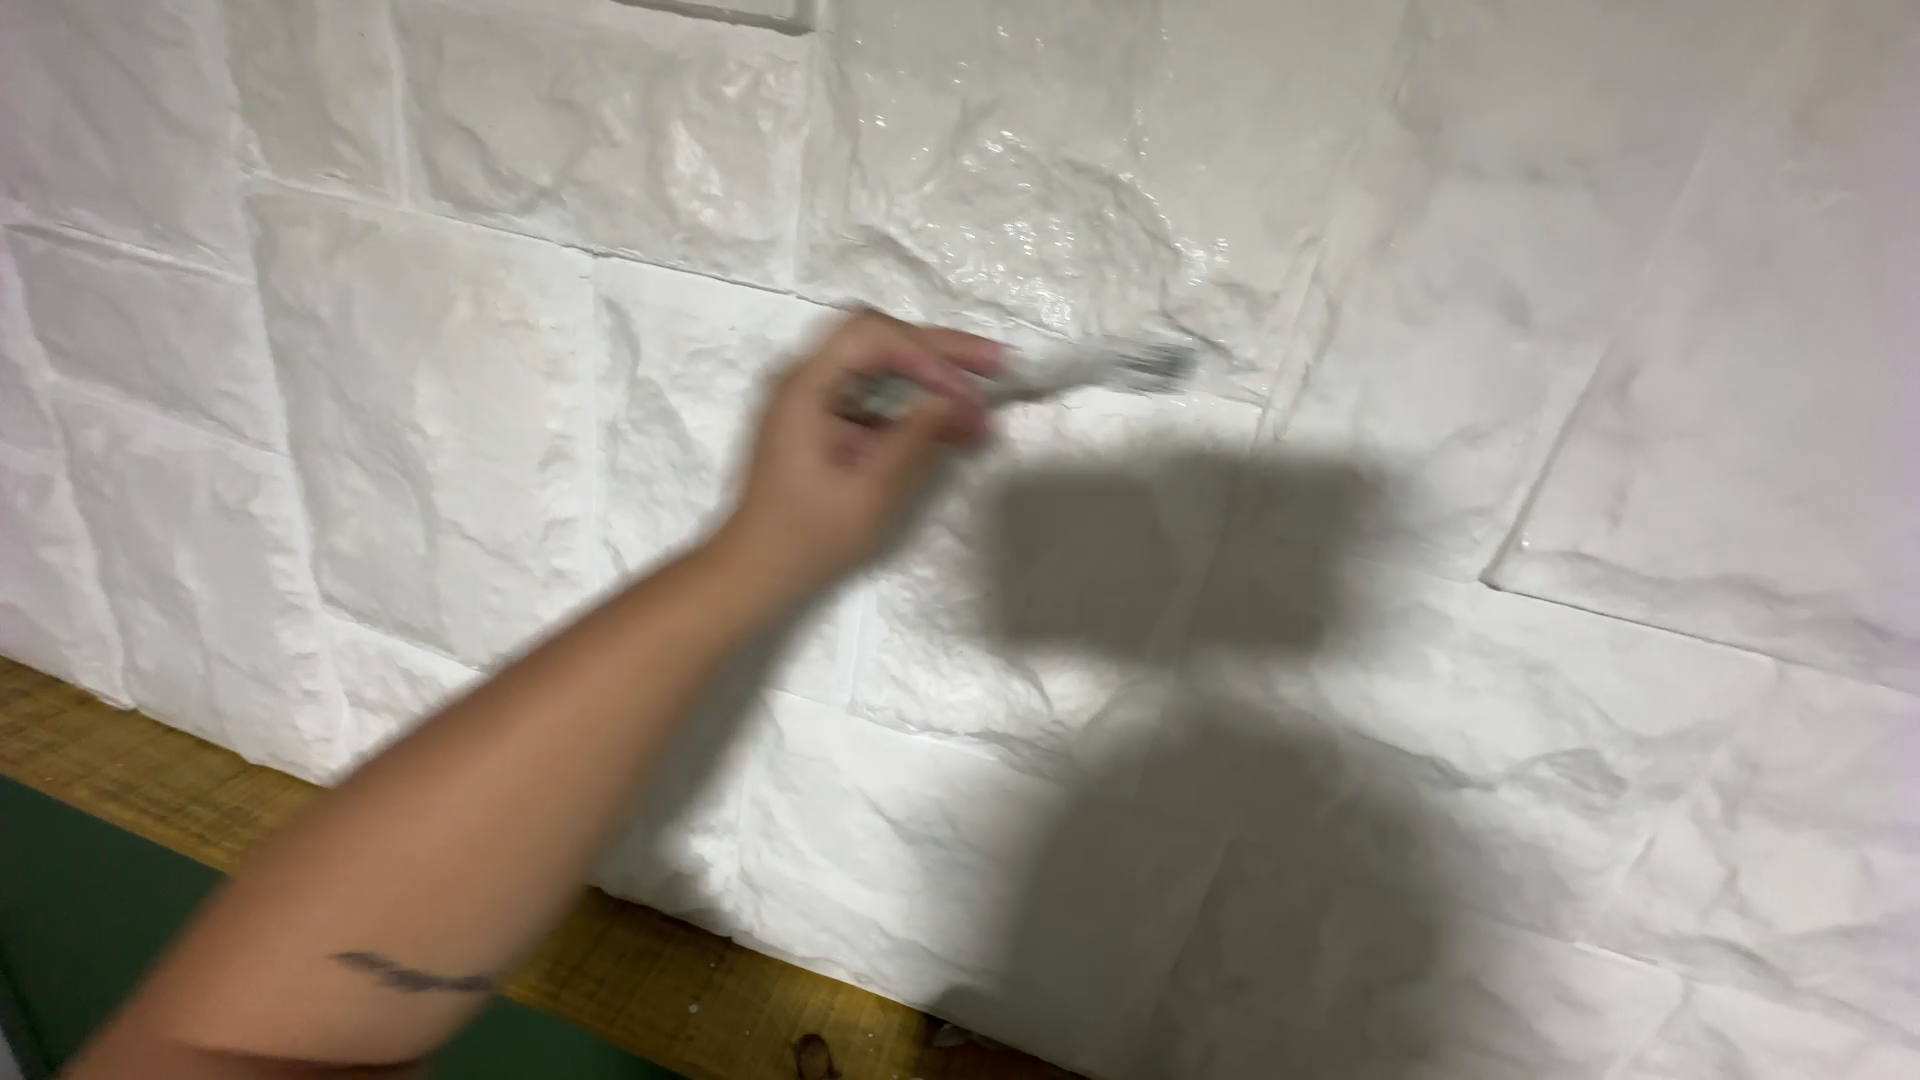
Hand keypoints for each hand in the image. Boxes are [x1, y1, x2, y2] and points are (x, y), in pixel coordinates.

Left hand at [709, 310, 1002, 599]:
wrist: (756, 569)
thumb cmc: (808, 538)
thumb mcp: (870, 491)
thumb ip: (916, 438)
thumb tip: (962, 401)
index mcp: (805, 387)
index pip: (872, 336)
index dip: (927, 354)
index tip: (967, 394)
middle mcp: (805, 378)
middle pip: (880, 338)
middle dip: (941, 350)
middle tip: (998, 364)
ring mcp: (812, 398)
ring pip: (881, 362)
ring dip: (933, 374)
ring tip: (985, 392)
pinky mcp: (823, 420)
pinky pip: (874, 394)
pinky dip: (914, 402)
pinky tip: (953, 421)